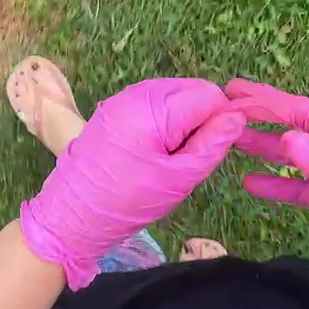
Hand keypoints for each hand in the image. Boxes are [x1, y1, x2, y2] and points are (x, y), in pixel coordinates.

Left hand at [20, 78, 244, 288]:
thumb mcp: (179, 179)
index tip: (209, 150)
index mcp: (154, 106)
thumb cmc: (127, 202)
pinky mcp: (115, 107)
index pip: (211, 94)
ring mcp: (124, 97)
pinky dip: (164, 121)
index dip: (220, 120)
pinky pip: (156, 103)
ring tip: (168, 157)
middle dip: (201, 119)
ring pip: (177, 95)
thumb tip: (239, 116)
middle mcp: (139, 91)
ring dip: (183, 121)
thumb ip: (213, 144)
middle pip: (194, 90)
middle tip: (186, 157)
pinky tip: (152, 151)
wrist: (69, 218)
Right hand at [227, 79, 308, 308]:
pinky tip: (251, 183)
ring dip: (265, 147)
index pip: (304, 113)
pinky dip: (277, 183)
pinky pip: (300, 188)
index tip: (237, 93)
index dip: (271, 101)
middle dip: (263, 114)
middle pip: (297, 127)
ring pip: (295, 156)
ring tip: (232, 140)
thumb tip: (285, 135)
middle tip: (227, 104)